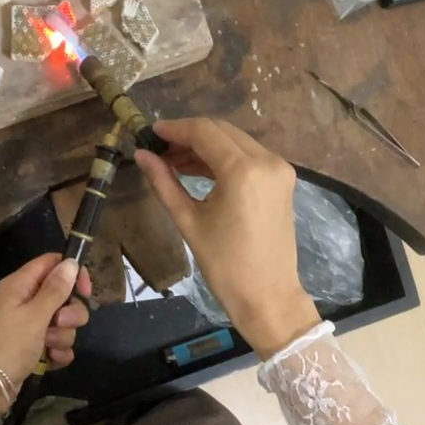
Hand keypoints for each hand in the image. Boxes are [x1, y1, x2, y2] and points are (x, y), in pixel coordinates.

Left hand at [0, 254, 89, 424]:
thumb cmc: (6, 345)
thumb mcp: (34, 315)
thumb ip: (55, 289)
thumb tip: (71, 262)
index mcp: (20, 285)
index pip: (52, 264)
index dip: (71, 273)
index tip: (85, 290)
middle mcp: (24, 302)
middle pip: (62, 296)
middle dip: (70, 312)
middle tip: (60, 323)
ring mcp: (28, 327)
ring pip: (62, 323)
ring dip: (63, 336)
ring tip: (49, 347)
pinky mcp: (32, 349)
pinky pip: (56, 344)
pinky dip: (58, 352)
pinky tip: (52, 360)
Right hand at [137, 118, 319, 356]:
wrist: (267, 295)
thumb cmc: (225, 266)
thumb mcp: (189, 222)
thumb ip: (164, 183)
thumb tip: (141, 156)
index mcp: (243, 171)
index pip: (204, 132)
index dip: (175, 129)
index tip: (150, 133)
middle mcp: (267, 161)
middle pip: (222, 131)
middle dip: (189, 136)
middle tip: (160, 151)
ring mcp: (279, 170)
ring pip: (236, 142)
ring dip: (206, 147)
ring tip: (174, 162)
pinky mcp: (282, 181)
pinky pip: (249, 157)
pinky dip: (224, 159)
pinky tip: (199, 170)